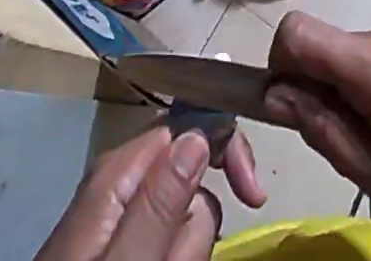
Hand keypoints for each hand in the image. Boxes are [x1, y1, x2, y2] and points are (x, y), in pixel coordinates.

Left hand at [36, 124, 265, 260]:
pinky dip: (174, 260)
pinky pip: (171, 241)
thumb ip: (161, 198)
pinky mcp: (129, 243)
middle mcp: (122, 182)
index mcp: (119, 171)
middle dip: (198, 224)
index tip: (251, 193)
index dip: (225, 149)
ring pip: (186, 215)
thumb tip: (198, 134)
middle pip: (190, 175)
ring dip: (184, 252)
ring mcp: (124, 215)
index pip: (185, 123)